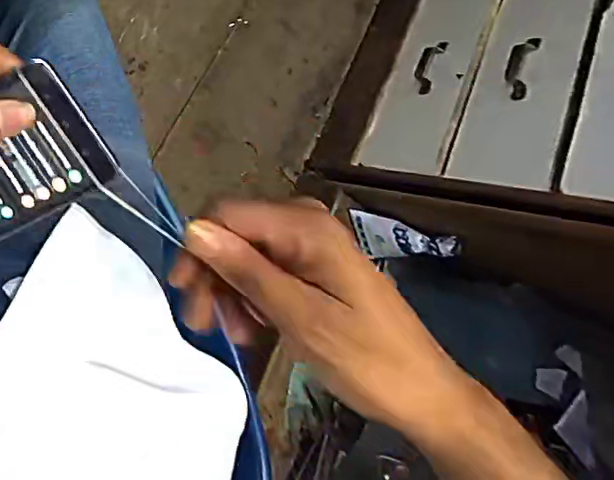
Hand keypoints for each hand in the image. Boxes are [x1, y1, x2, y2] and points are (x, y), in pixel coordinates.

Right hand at [169, 199, 477, 441]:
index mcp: (305, 225)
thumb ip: (247, 270)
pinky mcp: (310, 262)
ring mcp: (307, 240)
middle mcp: (303, 220)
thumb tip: (194, 229)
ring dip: (229, 289)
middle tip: (201, 321)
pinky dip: (250, 294)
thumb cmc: (370, 360)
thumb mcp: (302, 319)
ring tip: (232, 332)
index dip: (198, 247)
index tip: (183, 289)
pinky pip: (263, 266)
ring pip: (244, 252)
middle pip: (233, 232)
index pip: (227, 214)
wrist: (431, 399)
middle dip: (212, 274)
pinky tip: (251, 325)